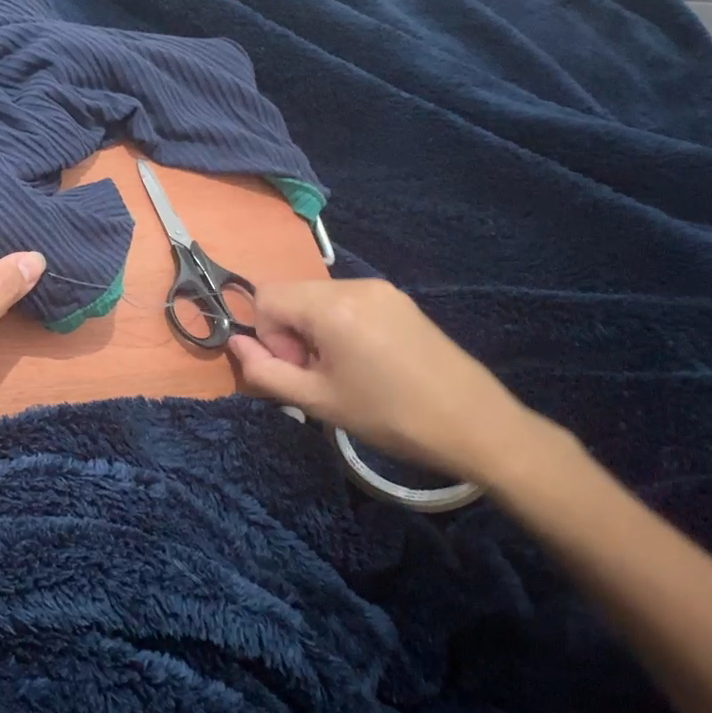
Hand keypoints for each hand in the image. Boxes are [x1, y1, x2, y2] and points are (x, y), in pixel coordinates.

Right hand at [226, 278, 566, 485]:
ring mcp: (381, 290)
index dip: (268, 335)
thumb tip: (235, 344)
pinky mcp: (399, 301)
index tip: (298, 369)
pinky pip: (346, 303)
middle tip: (317, 374)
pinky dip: (338, 327)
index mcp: (332, 306)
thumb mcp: (317, 401)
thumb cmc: (390, 416)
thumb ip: (265, 371)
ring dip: (313, 330)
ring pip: (317, 299)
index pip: (266, 297)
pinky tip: (364, 362)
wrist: (476, 426)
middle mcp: (354, 285)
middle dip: (289, 332)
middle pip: (291, 295)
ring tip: (342, 371)